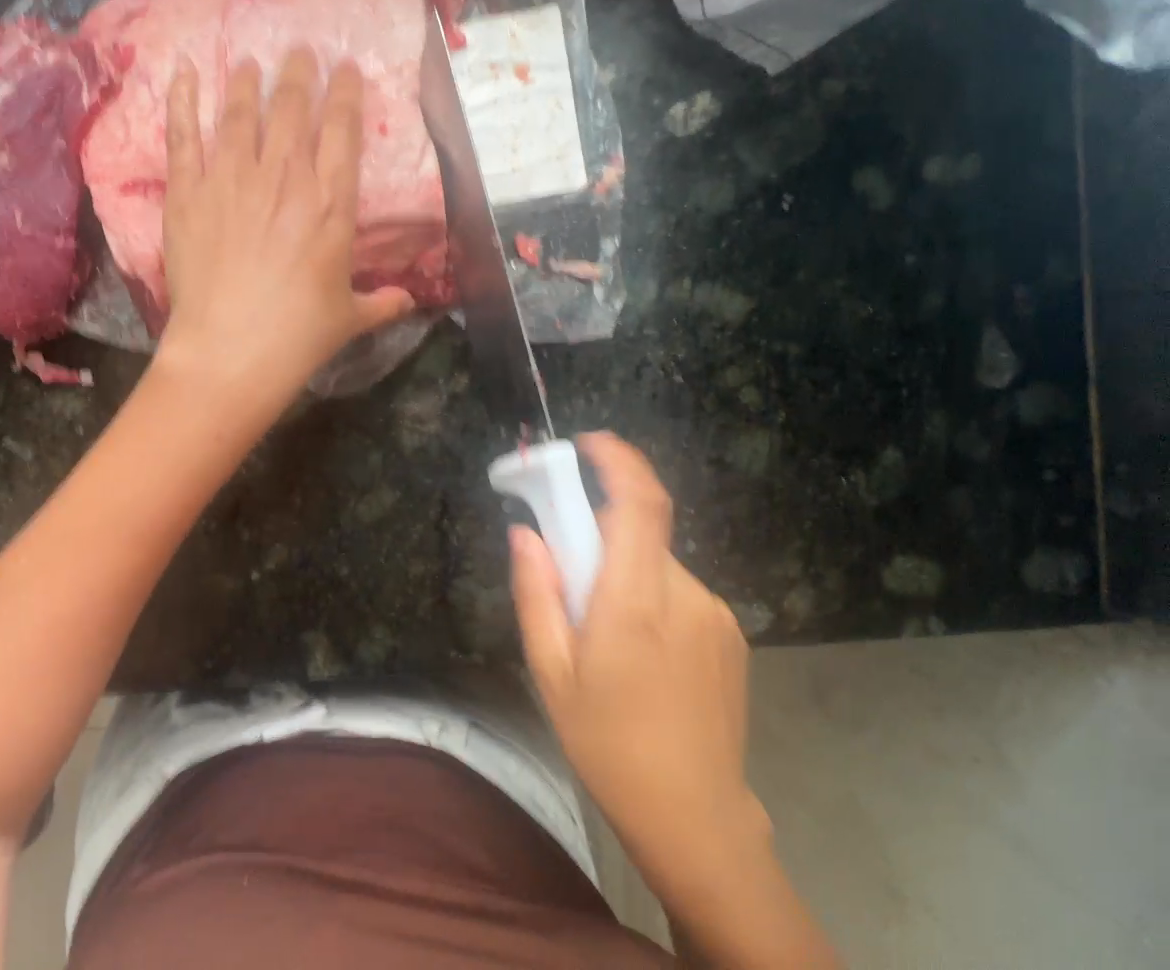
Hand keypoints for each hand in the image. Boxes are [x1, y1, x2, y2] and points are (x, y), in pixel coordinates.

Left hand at [154, 48, 413, 412]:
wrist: (230, 351)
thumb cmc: (297, 336)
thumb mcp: (349, 317)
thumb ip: (380, 302)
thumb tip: (410, 301)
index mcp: (331, 201)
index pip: (343, 127)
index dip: (344, 91)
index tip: (344, 69)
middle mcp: (284, 177)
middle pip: (292, 106)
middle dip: (298, 73)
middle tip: (298, 53)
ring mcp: (232, 180)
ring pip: (241, 112)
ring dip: (248, 81)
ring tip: (250, 62)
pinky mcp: (188, 194)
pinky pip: (184, 135)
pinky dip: (184, 100)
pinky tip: (186, 70)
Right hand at [510, 433, 766, 866]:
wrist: (692, 811)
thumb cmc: (606, 743)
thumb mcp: (550, 672)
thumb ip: (536, 594)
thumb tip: (526, 534)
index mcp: (635, 604)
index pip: (639, 505)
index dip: (617, 461)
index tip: (584, 444)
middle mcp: (686, 596)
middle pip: (637, 536)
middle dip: (594, 540)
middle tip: (562, 580)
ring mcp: (716, 615)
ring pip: (654, 566)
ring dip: (620, 576)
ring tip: (600, 638)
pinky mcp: (730, 634)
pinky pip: (676, 592)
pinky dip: (645, 598)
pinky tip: (635, 656)